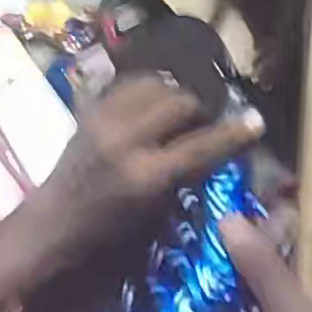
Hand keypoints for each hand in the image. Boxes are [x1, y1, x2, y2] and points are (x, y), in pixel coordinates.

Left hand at [25, 75, 264, 256]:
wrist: (55, 217)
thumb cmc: (108, 229)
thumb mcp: (155, 210)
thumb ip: (185, 174)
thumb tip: (216, 143)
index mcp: (145, 175)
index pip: (200, 145)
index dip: (232, 131)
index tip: (255, 119)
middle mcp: (125, 139)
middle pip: (178, 101)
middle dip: (197, 106)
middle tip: (203, 118)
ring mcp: (103, 118)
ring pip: (152, 83)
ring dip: (171, 92)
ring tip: (176, 108)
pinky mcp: (89, 108)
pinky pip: (126, 84)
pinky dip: (145, 88)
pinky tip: (150, 100)